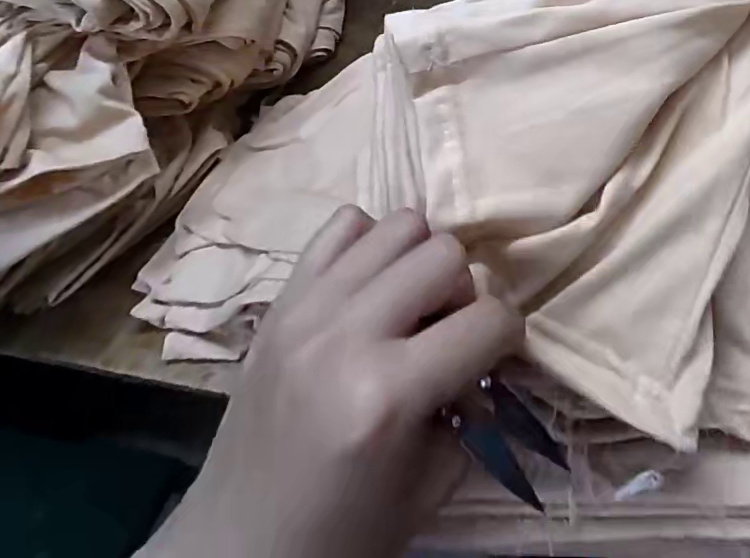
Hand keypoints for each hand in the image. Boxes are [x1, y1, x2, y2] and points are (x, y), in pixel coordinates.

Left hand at [143, 206, 523, 557]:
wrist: (239, 543)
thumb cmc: (344, 531)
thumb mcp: (431, 483)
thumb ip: (472, 404)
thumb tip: (489, 343)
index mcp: (388, 394)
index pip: (488, 319)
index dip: (509, 332)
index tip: (497, 352)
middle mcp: (347, 333)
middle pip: (445, 253)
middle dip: (464, 291)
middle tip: (448, 331)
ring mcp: (307, 305)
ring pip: (400, 224)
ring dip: (420, 260)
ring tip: (408, 305)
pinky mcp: (281, 296)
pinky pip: (343, 224)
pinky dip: (370, 244)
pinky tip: (368, 288)